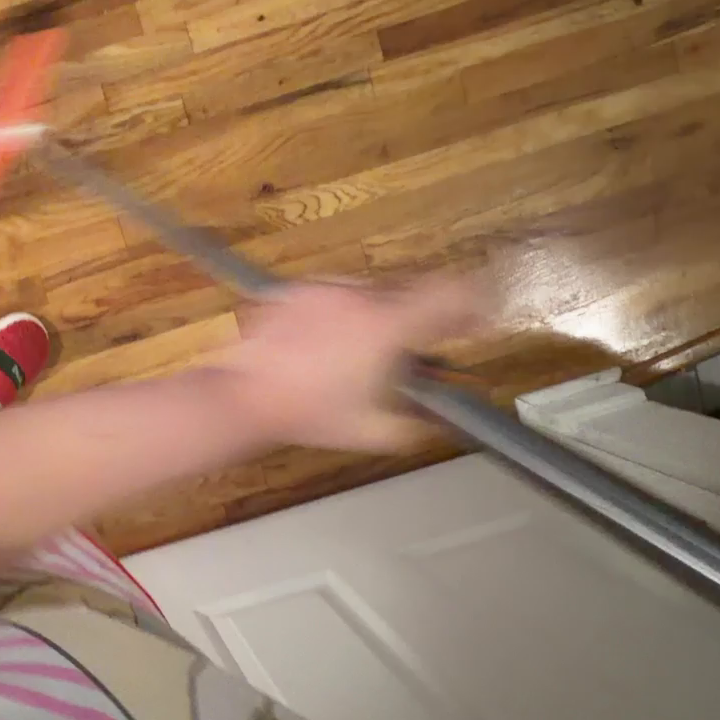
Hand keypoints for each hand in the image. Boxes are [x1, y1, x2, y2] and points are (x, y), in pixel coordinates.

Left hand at [214, 274, 487, 450]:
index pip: (450, 293)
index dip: (473, 301)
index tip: (476, 318)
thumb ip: (417, 419)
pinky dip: (343, 311)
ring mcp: (320, 290)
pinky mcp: (292, 291)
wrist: (243, 396)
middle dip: (422, 314)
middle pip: (409, 291)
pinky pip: (332, 293)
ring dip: (380, 312)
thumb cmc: (307, 413)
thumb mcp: (375, 429)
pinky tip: (332, 342)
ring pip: (369, 291)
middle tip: (421, 342)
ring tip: (366, 349)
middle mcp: (355, 298)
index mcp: (385, 325)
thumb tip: (434, 416)